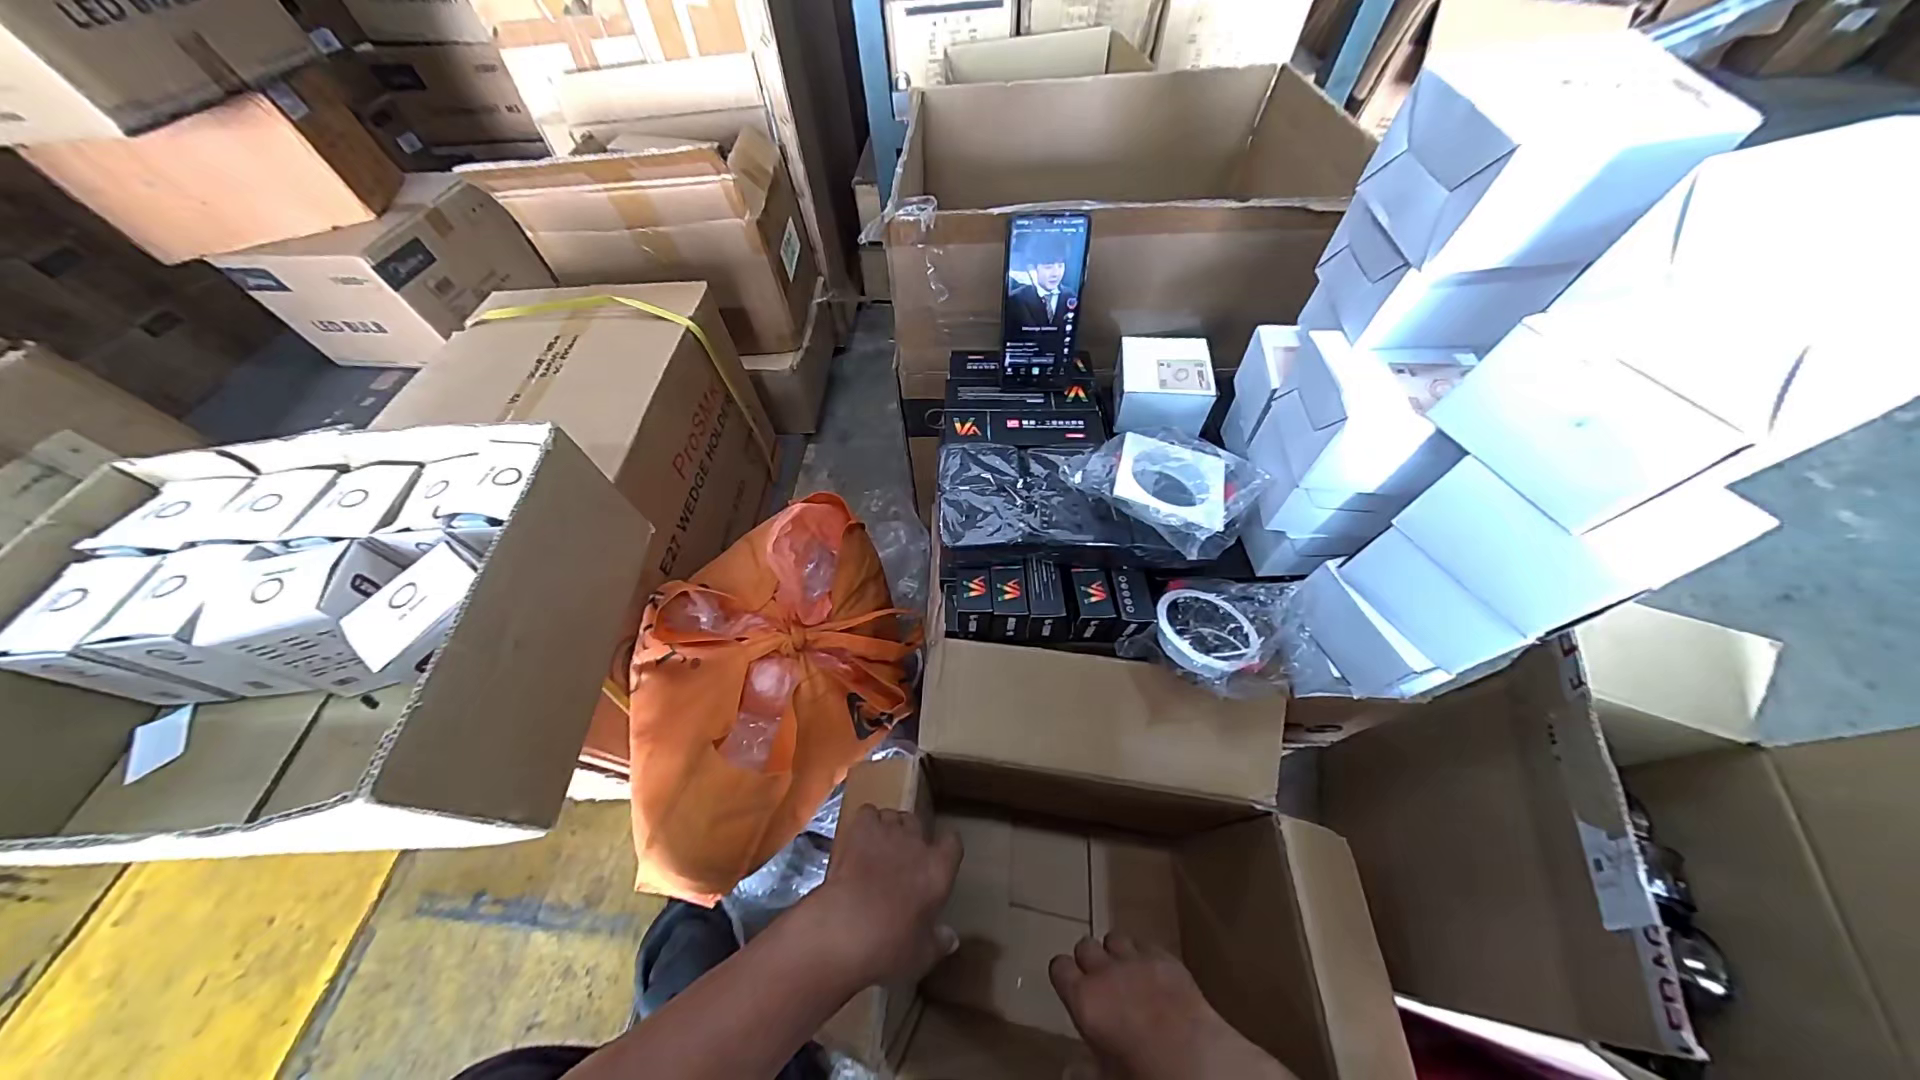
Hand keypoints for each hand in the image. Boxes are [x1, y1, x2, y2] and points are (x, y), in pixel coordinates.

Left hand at [807, 806, 962, 986]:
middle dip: (910, 836)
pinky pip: (868, 813)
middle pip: (918, 823)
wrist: (847, 927)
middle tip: (899, 858)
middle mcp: (917, 843)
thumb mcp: (921, 954)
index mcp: (939, 870)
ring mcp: (888, 832)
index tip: (938, 858)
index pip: (953, 844)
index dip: (945, 849)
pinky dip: (864, 822)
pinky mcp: (861, 829)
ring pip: (892, 815)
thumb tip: (951, 938)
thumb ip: (938, 941)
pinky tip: (858, 838)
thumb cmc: (890, 946)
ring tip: (876, 847)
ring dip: (887, 828)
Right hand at [1049, 934, 1295, 1079]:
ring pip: (1114, 938)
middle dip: (1090, 961)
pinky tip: (1152, 975)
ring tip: (1126, 974)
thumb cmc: (1144, 1076)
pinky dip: (1144, 955)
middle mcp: (1104, 971)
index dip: (1065, 976)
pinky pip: (1144, 943)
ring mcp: (1135, 959)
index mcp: (1083, 999)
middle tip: (1101, 983)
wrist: (1197, 1065)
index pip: (1058, 966)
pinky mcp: (1164, 956)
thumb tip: (1069, 1071)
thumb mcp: (1107, 1076)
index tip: (1072, 988)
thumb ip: (1085, 1068)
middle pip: (1084, 945)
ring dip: (1116, 953)